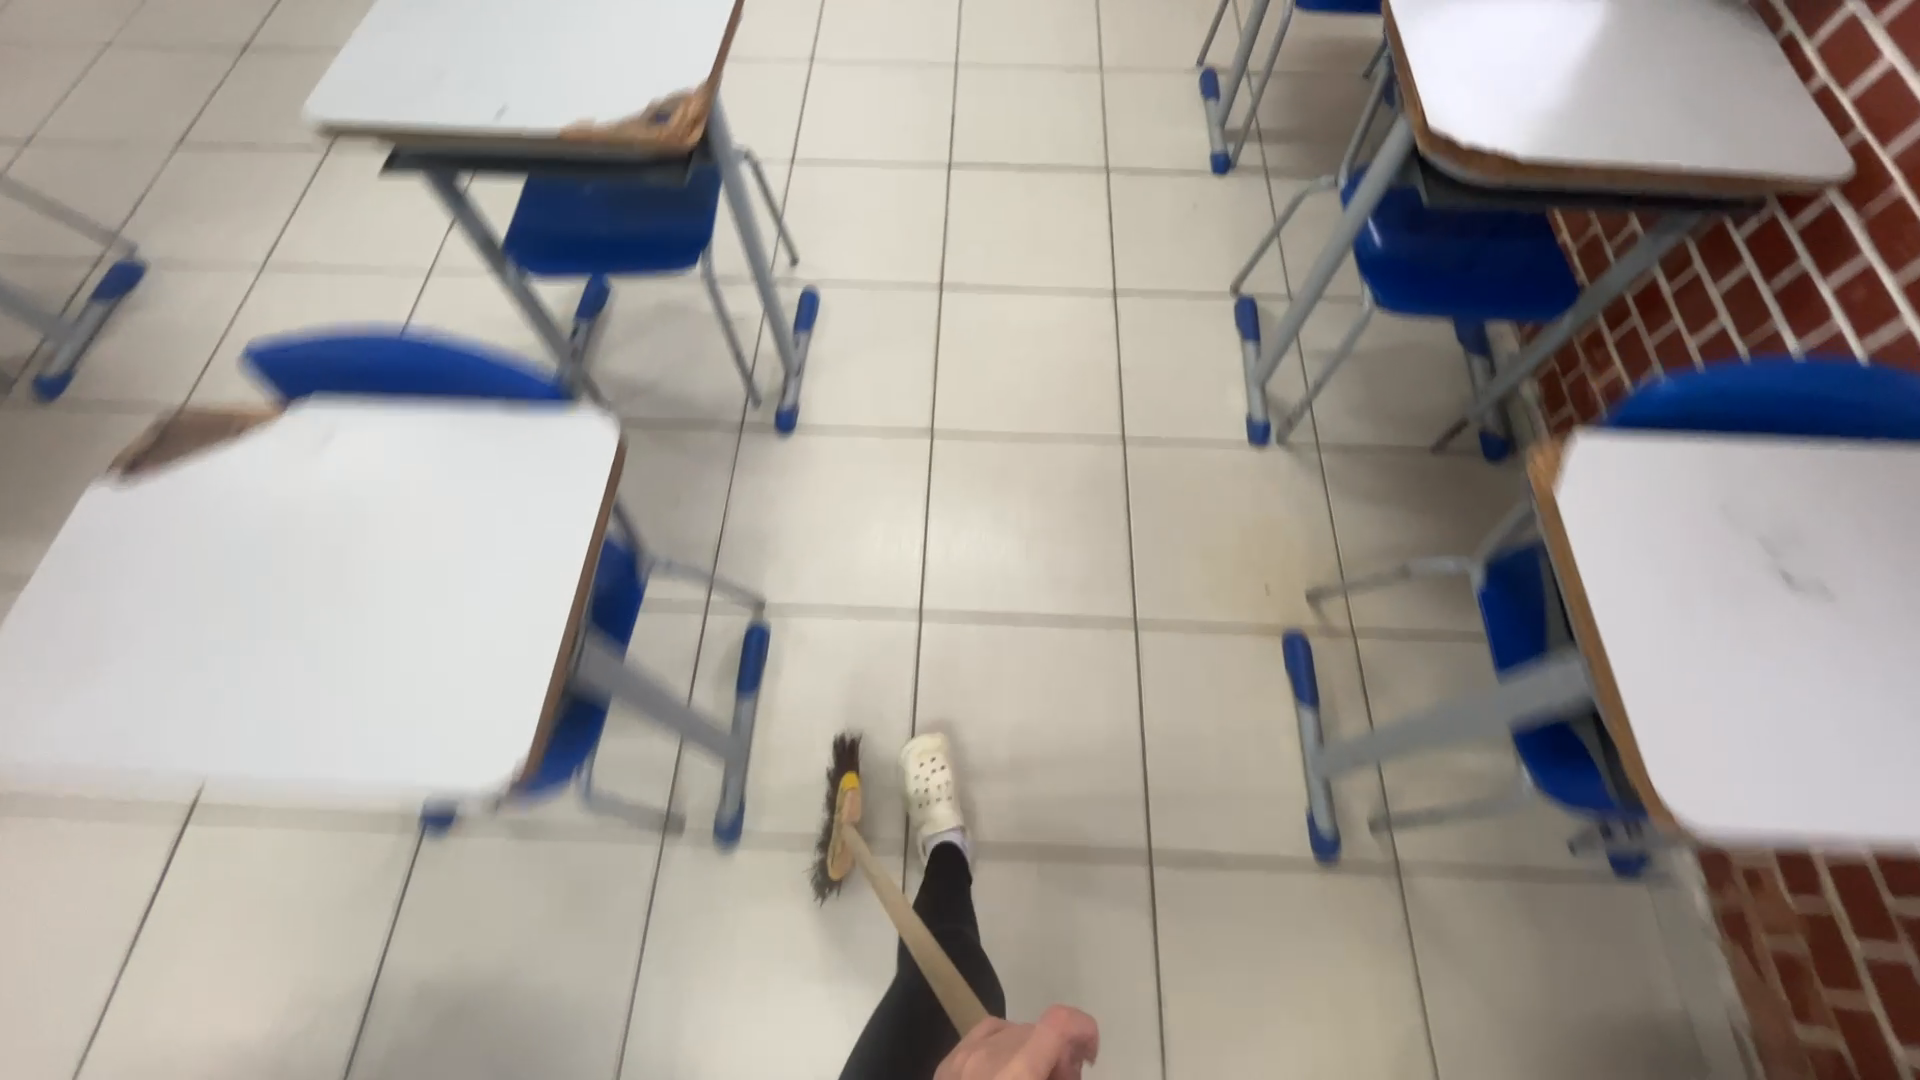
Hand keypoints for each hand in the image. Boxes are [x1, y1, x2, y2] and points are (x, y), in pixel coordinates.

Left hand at [934, 1005, 1099, 1079]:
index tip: (1090, 1056)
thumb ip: (1063, 1075)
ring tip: (1033, 1078)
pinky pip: (983, 1037)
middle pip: (1037, 1032)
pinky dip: (1002, 1049)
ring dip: (1030, 1052)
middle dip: (1058, 1053)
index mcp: (1016, 1073)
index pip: (1057, 1022)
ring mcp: (962, 1057)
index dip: (1084, 1028)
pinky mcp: (945, 1064)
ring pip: (1011, 1032)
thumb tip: (1070, 1064)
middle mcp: (988, 1056)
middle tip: (1061, 1079)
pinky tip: (1006, 1073)